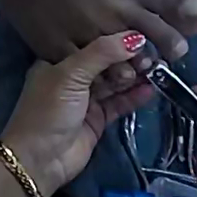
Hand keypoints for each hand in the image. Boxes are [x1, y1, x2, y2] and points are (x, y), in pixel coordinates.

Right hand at [0, 0, 196, 63]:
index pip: (175, 20)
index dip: (179, 39)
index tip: (175, 47)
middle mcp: (116, 9)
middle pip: (157, 45)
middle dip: (161, 58)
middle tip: (152, 60)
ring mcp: (87, 30)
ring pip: (126, 67)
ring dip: (132, 72)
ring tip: (126, 69)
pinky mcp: (59, 47)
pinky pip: (89, 75)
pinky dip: (100, 80)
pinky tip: (99, 75)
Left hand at [0, 32, 156, 194]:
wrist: (40, 159)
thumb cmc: (49, 110)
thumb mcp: (71, 74)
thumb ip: (102, 53)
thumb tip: (136, 37)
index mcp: (57, 61)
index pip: (91, 44)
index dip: (115, 41)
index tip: (141, 37)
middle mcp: (72, 78)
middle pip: (105, 63)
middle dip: (128, 59)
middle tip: (151, 57)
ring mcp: (85, 99)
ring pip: (115, 83)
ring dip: (134, 76)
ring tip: (157, 70)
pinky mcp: (97, 119)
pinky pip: (119, 103)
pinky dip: (134, 96)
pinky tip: (151, 89)